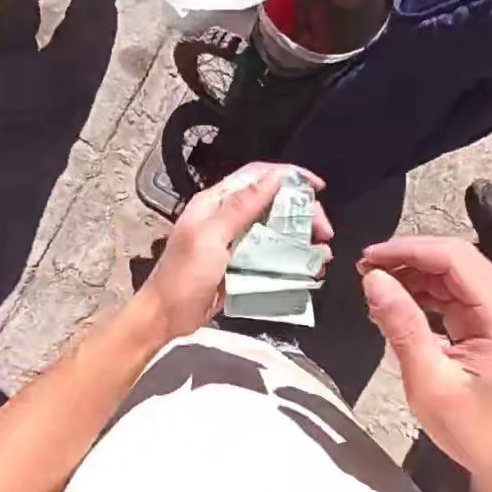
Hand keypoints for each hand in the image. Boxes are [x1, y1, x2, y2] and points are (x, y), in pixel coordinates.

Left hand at [135, 162, 331, 341]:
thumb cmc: (184, 275)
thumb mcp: (210, 236)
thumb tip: (275, 177)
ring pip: (276, 229)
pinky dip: (292, 258)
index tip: (318, 188)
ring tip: (322, 252)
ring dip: (301, 237)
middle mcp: (227, 217)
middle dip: (302, 213)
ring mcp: (235, 242)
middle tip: (324, 231)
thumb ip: (241, 207)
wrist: (167, 316)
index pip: (257, 176)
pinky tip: (309, 267)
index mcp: (215, 202)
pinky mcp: (241, 265)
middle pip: (273, 203)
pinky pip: (272, 255)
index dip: (289, 176)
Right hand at [358, 236, 491, 491]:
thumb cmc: (475, 431)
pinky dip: (421, 295)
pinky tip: (394, 304)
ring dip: (412, 275)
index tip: (365, 260)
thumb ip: (401, 325)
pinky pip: (453, 297)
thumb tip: (373, 280)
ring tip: (372, 286)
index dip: (407, 251)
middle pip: (455, 261)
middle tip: (363, 271)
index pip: (454, 259)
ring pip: (453, 276)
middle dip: (406, 259)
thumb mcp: (430, 380)